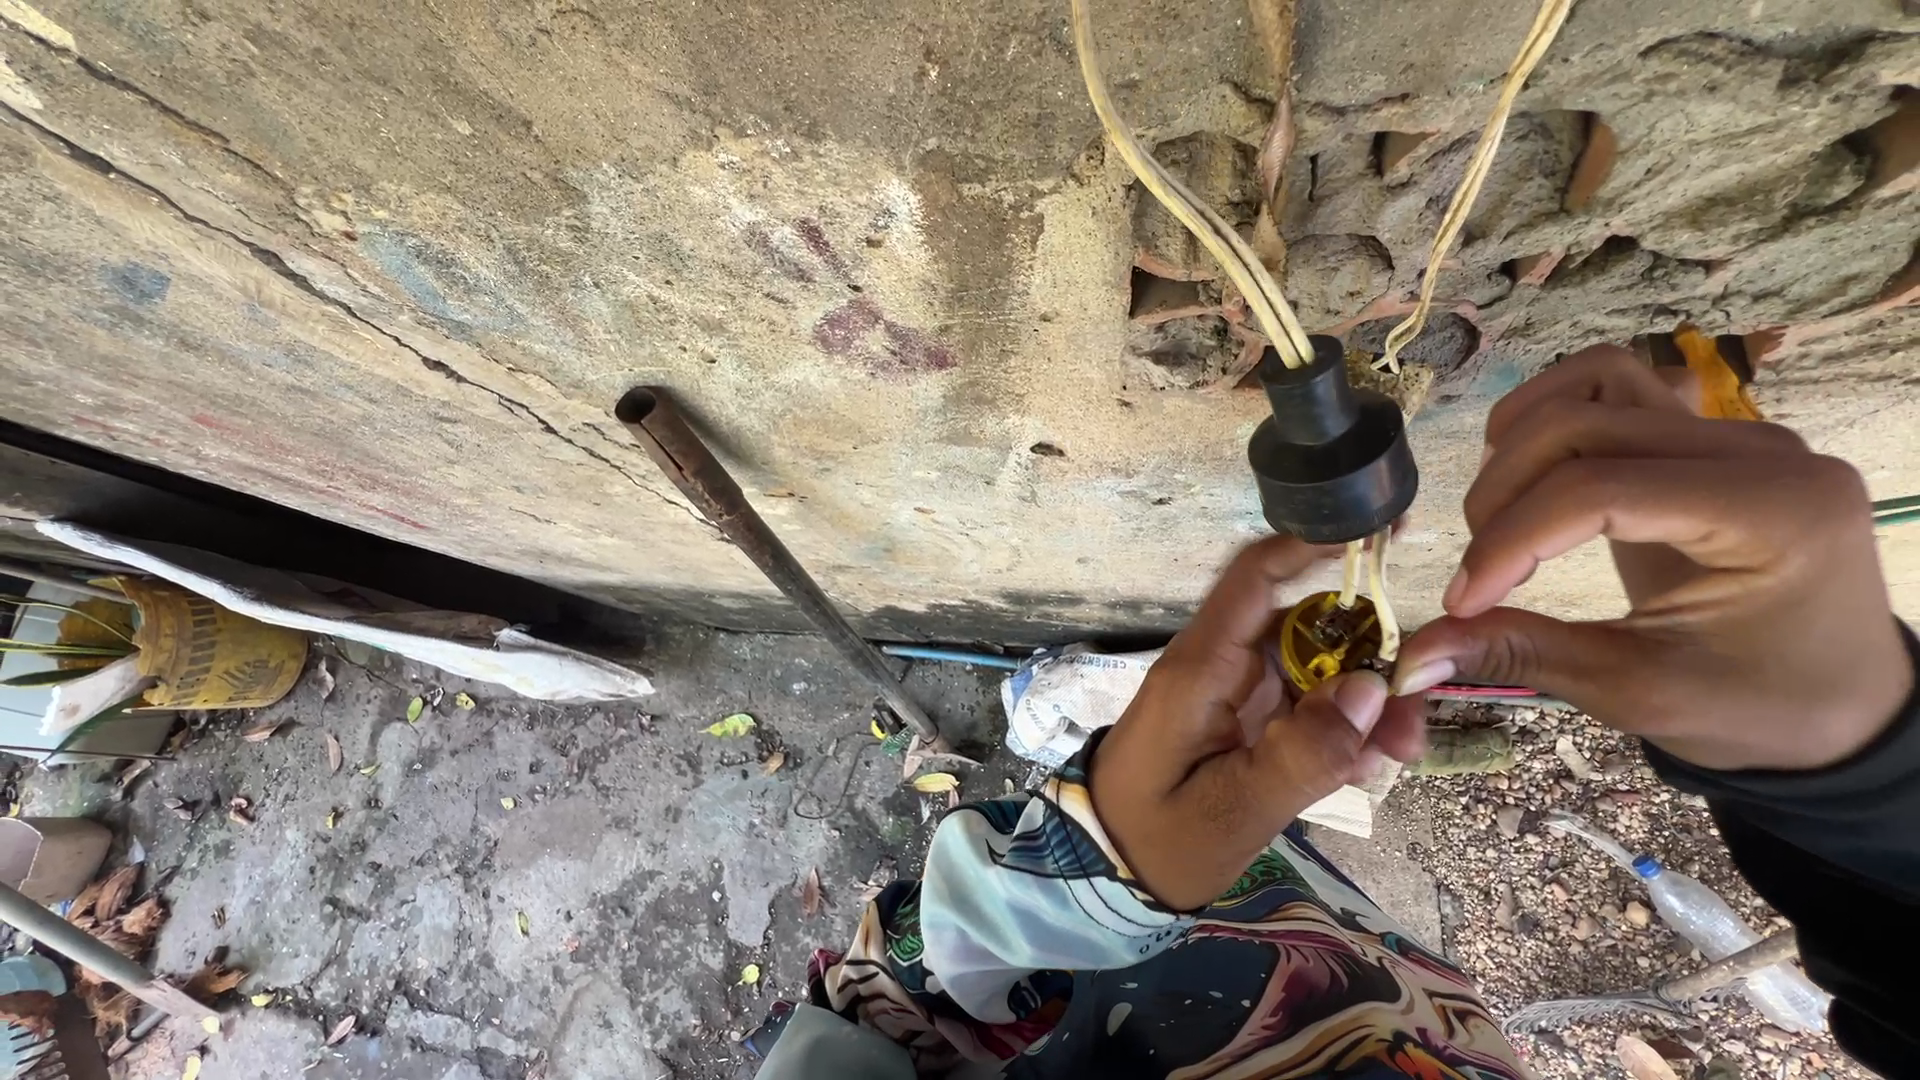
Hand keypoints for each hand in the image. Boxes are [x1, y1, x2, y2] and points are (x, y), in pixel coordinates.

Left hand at [1090, 537, 1425, 910]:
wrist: (1108, 868)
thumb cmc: (1157, 838)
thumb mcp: (1232, 810)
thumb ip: (1302, 754)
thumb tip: (1374, 691)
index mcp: (1200, 668)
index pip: (1253, 579)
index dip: (1311, 545)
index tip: (1380, 535)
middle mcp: (1217, 666)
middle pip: (1303, 627)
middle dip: (1369, 655)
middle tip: (1419, 709)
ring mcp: (1231, 693)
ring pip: (1312, 669)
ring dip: (1364, 701)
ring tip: (1403, 751)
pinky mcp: (1241, 721)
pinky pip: (1301, 707)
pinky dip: (1339, 729)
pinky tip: (1365, 766)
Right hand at [1396, 345, 1913, 771]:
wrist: (1834, 701)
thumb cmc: (1753, 705)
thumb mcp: (1634, 691)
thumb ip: (1519, 654)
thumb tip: (1412, 657)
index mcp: (1770, 512)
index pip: (1595, 491)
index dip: (1505, 542)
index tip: (1460, 604)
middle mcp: (1758, 451)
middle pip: (1577, 424)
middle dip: (1499, 496)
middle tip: (1479, 569)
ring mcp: (1729, 434)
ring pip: (1589, 385)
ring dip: (1517, 443)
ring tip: (1500, 514)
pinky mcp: (1699, 438)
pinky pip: (1611, 386)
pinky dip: (1549, 417)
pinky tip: (1532, 477)